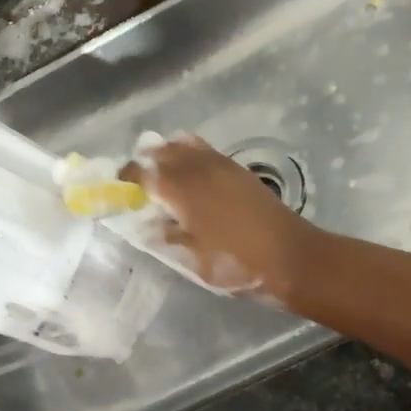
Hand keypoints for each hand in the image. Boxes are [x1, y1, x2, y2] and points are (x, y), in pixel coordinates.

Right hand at [120, 135, 321, 302]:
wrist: (291, 257)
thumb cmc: (238, 263)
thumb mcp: (195, 259)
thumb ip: (168, 238)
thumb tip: (149, 226)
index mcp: (184, 190)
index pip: (146, 172)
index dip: (129, 175)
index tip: (119, 185)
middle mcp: (201, 170)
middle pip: (166, 152)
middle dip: (148, 161)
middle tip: (139, 178)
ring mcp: (224, 167)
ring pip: (188, 147)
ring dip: (170, 155)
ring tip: (162, 171)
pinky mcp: (241, 172)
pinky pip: (207, 153)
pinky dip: (192, 156)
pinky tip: (192, 173)